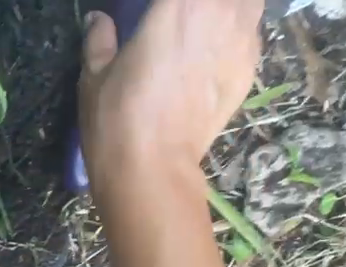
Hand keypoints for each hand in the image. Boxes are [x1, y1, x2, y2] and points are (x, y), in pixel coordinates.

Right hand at [80, 0, 263, 195]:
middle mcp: (216, 9)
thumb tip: (100, 19)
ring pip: (245, 2)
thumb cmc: (115, 123)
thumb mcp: (93, 81)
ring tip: (204, 25)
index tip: (152, 11)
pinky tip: (217, 48)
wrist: (152, 169)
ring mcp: (241, 36)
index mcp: (176, 4)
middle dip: (192, 6)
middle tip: (176, 19)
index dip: (163, 4)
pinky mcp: (250, 65)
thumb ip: (99, 40)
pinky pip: (252, 30)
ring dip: (224, 9)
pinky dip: (237, 30)